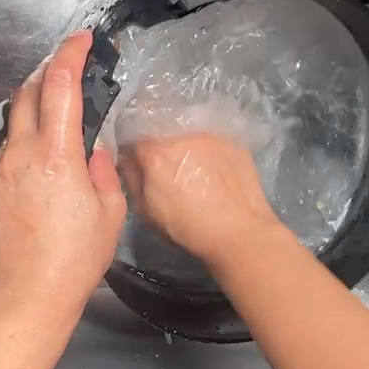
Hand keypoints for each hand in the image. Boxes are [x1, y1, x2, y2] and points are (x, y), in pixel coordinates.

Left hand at [0, 30, 126, 327]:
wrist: (27, 297)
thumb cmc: (76, 259)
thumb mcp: (110, 214)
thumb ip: (103, 172)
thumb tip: (92, 152)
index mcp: (55, 155)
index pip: (59, 86)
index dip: (68, 55)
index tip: (79, 40)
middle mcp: (18, 156)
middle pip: (26, 96)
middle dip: (45, 78)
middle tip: (63, 78)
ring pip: (12, 135)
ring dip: (32, 131)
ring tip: (53, 159)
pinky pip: (0, 168)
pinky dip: (17, 166)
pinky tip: (32, 195)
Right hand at [119, 132, 286, 268]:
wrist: (239, 232)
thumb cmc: (188, 228)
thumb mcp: (147, 212)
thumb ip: (133, 181)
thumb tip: (130, 163)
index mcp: (157, 154)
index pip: (135, 142)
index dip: (135, 156)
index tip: (140, 169)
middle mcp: (183, 137)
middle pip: (163, 136)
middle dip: (162, 151)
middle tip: (170, 175)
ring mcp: (211, 137)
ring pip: (190, 137)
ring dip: (187, 150)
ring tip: (196, 174)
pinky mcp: (234, 143)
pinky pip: (213, 143)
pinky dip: (209, 154)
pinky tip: (215, 174)